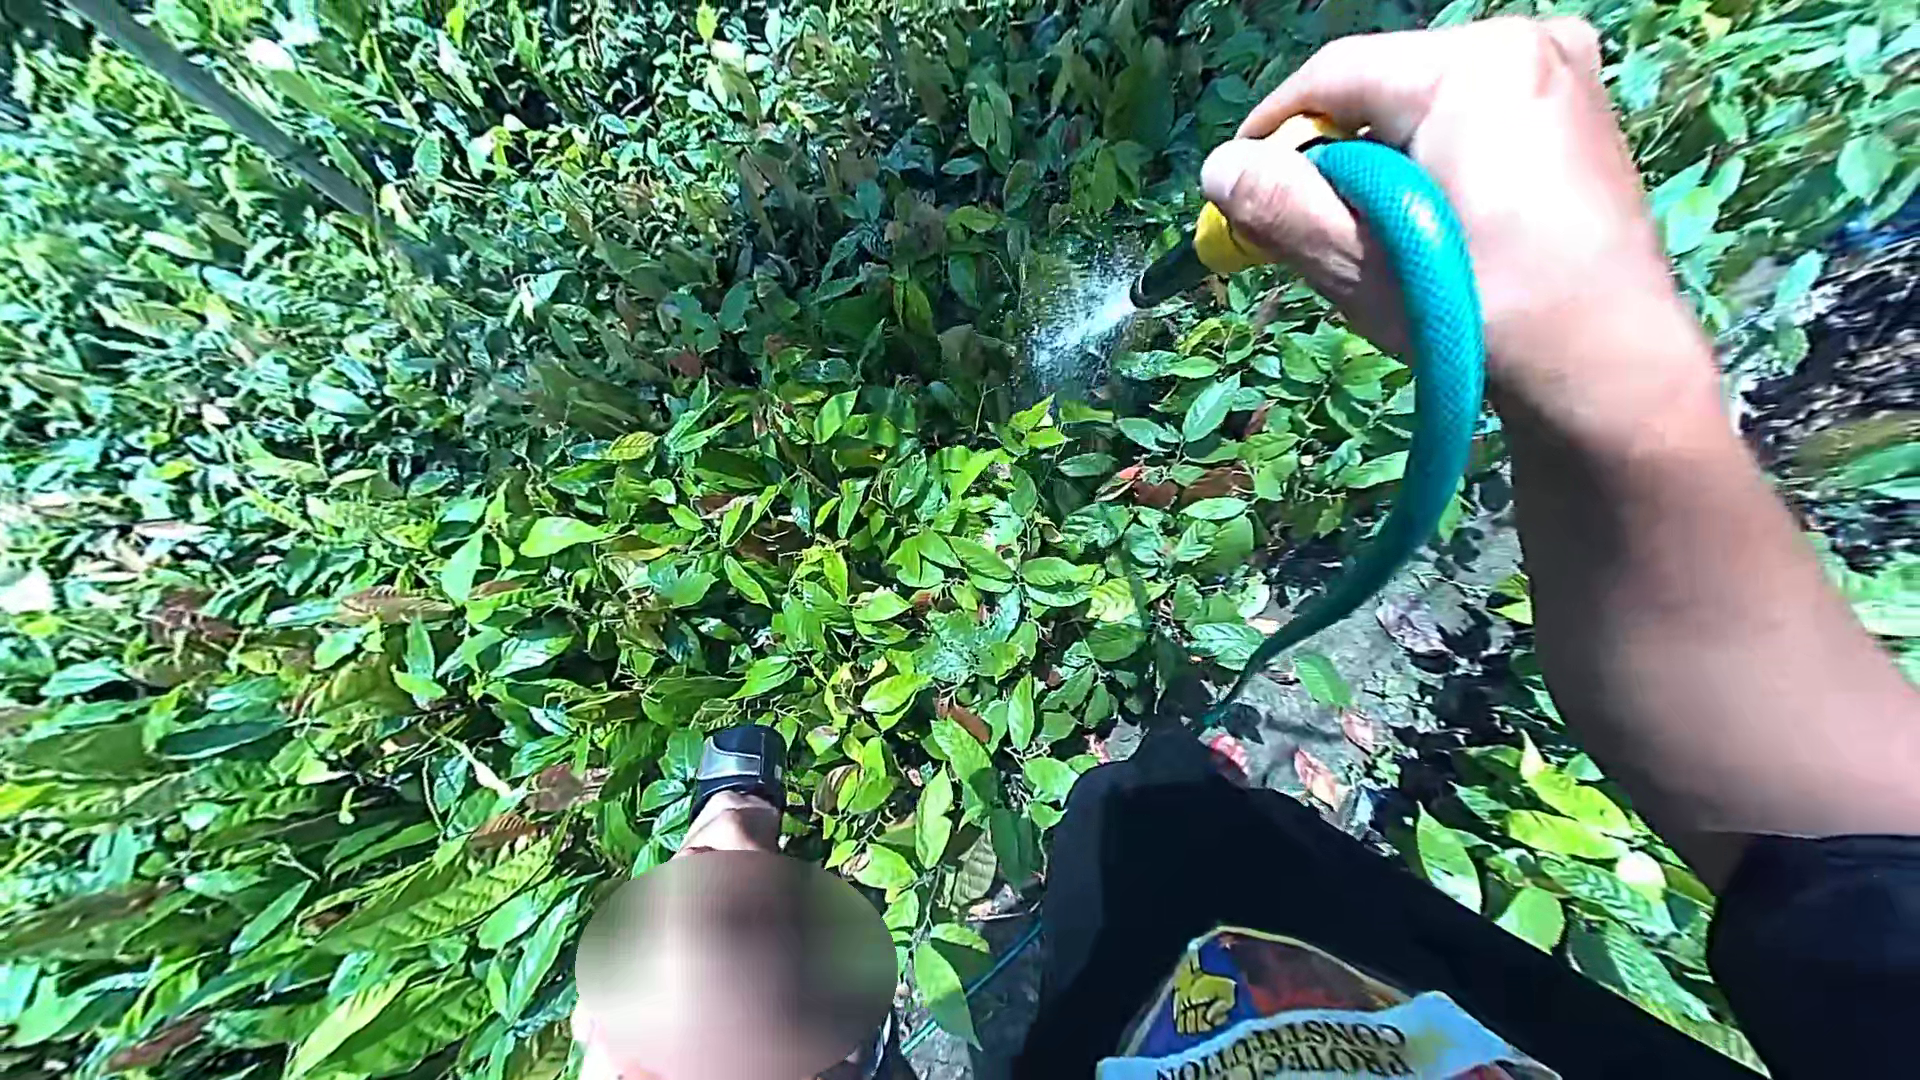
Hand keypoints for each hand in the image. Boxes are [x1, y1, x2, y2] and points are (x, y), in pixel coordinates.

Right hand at [1202, 18, 1718, 447]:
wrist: (1595, 357)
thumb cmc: (1468, 310)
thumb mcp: (1355, 262)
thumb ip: (1280, 206)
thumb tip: (1217, 168)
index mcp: (1470, 69)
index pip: (1330, 74)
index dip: (1265, 133)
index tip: (1231, 193)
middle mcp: (1522, 44)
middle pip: (1372, 90)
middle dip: (1315, 159)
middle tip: (1287, 230)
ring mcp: (1554, 75)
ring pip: (1409, 111)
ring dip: (1358, 170)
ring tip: (1347, 238)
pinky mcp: (1564, 113)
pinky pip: (1452, 125)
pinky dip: (1406, 169)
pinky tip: (1403, 227)